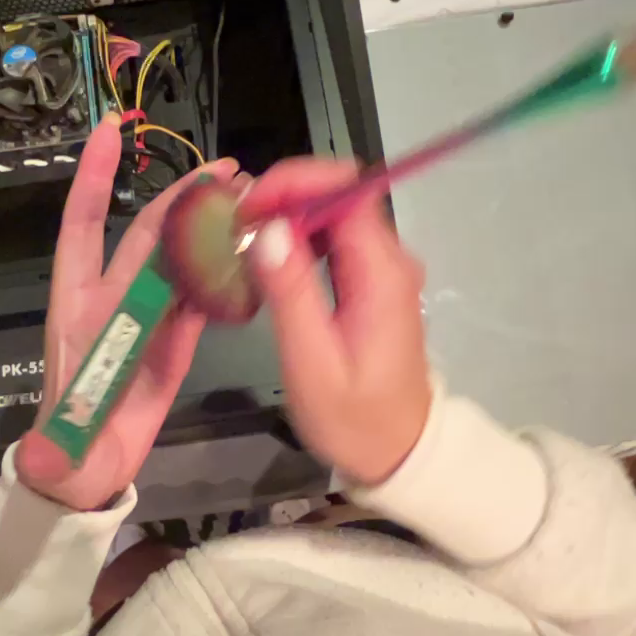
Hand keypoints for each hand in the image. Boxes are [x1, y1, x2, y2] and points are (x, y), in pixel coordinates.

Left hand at [15, 114, 239, 509]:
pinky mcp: (175, 342)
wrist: (89, 474)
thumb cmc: (68, 452)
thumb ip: (52, 454)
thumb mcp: (56, 453)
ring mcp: (148, 319)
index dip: (95, 180)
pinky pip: (199, 299)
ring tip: (251, 200)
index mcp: (76, 306)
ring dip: (211, 228)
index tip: (112, 132)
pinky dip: (222, 275)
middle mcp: (112, 300)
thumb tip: (40, 463)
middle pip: (150, 235)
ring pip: (181, 259)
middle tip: (229, 172)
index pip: (83, 228)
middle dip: (184, 198)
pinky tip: (251, 254)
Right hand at [240, 158, 432, 485]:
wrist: (400, 452)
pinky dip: (299, 238)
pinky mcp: (373, 282)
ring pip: (333, 213)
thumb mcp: (313, 365)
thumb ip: (291, 295)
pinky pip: (335, 240)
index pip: (344, 190)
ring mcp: (384, 269)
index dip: (293, 183)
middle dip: (283, 196)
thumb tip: (269, 230)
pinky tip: (268, 259)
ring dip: (287, 215)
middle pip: (338, 194)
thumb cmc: (354, 419)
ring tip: (242, 240)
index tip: (246, 209)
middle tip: (234, 226)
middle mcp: (390, 258)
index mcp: (381, 272)